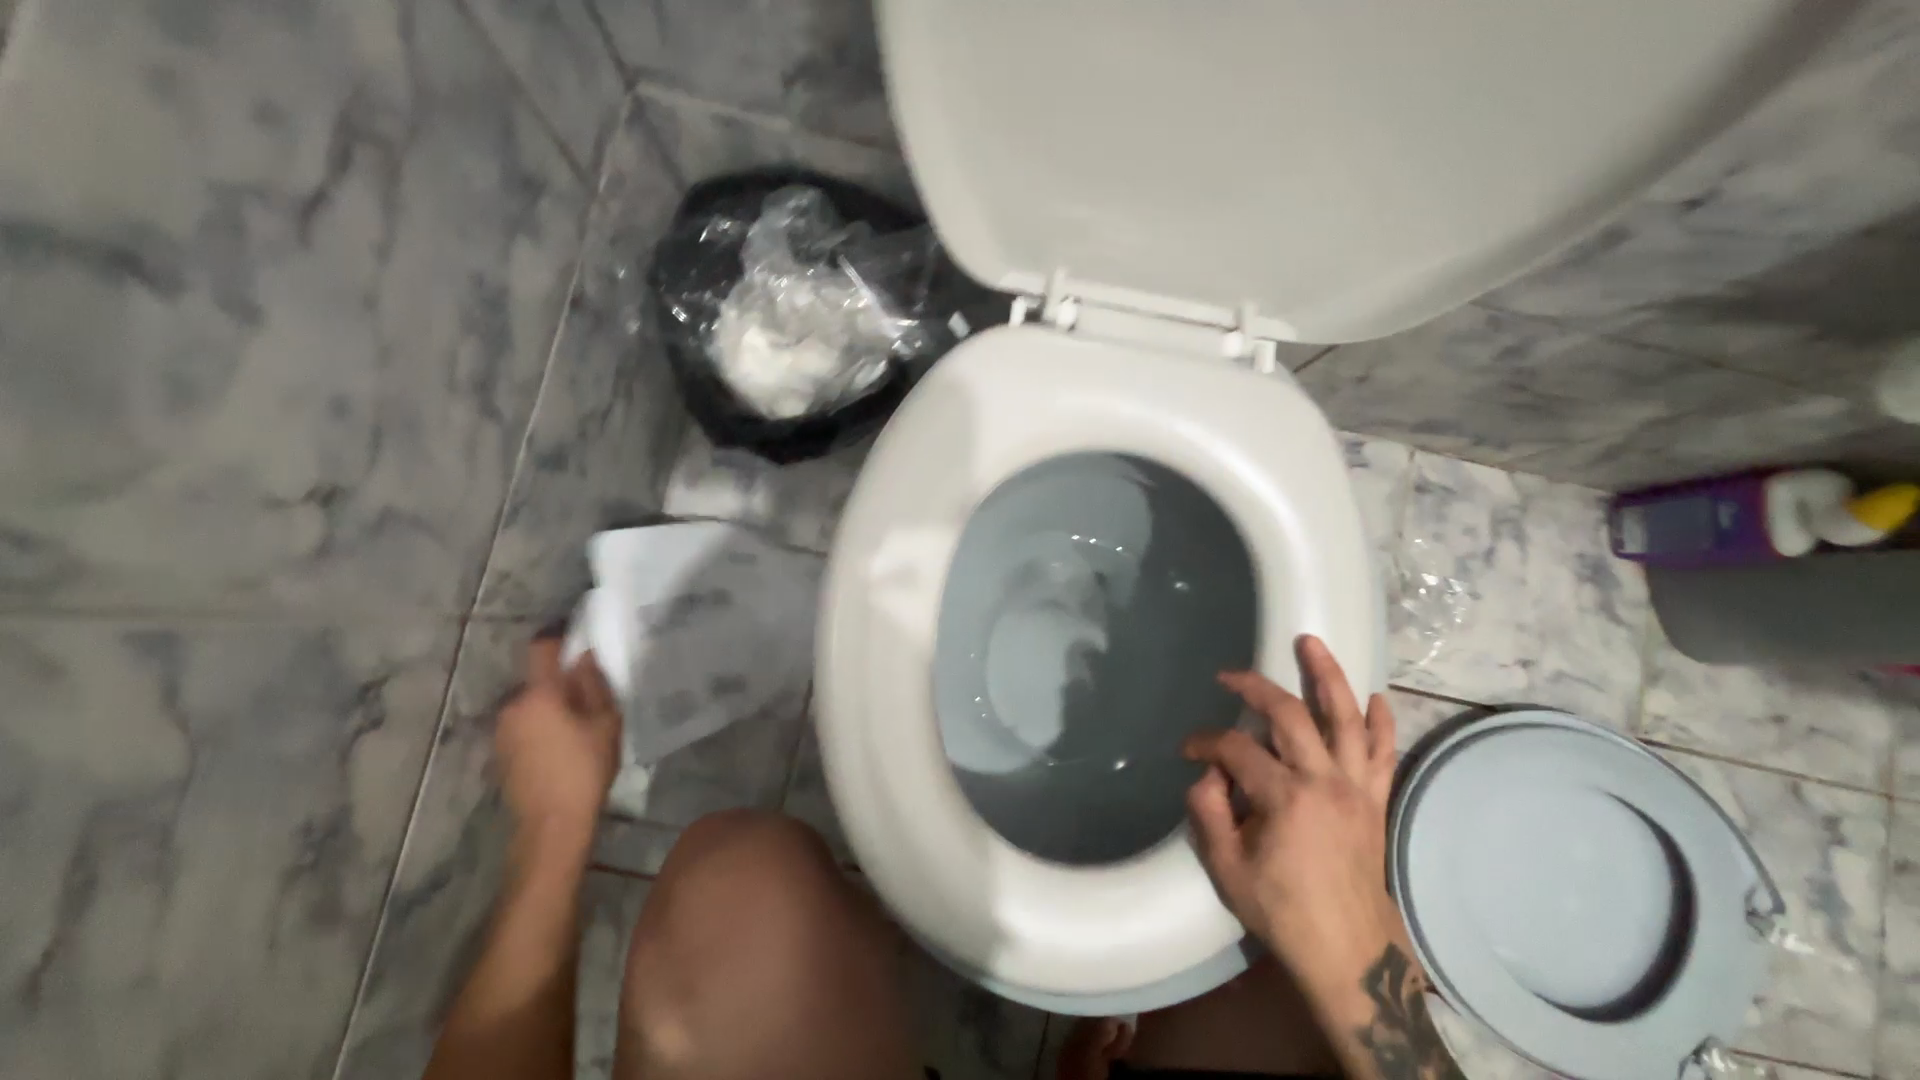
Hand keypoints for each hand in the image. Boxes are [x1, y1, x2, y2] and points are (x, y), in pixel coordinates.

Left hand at [495, 636, 620, 854]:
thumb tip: (584, 657)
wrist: (552, 824)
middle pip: (537, 680)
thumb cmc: (585, 769)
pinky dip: (539, 727)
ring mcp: (501, 730)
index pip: (542, 648)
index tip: (578, 638)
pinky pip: (522, 726)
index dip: (559, 638)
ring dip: (548, 707)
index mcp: (539, 694)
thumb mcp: (605, 723)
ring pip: (529, 704)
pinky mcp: (499, 752)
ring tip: (576, 726)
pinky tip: (559, 747)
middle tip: (588, 697)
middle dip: (559, 683)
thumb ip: (594, 685)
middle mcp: (512, 705)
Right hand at [1182, 635, 1405, 993]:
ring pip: (1346, 719)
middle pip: (1290, 715)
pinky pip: (1383, 752)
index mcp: (1285, 797)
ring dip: (1328, 677)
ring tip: (1312, 643)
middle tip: (1230, 675)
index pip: (1235, 748)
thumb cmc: (1282, 910)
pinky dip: (1380, 722)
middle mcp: (1325, 781)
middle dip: (1256, 687)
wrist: (1349, 950)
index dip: (1205, 742)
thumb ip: (1209, 812)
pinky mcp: (1375, 800)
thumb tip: (1207, 774)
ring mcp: (1357, 787)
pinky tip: (1374, 698)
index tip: (1188, 748)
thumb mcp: (1226, 867)